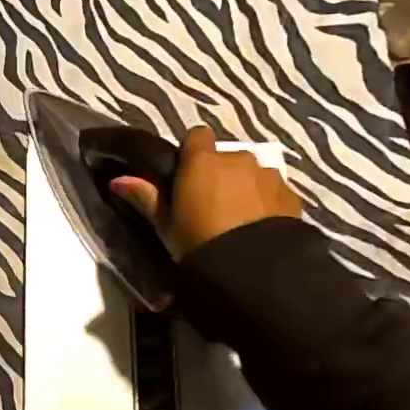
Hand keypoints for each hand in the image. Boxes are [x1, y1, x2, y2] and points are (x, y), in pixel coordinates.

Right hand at [110, 125, 302, 257]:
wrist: (254, 273)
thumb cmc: (200, 245)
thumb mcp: (166, 227)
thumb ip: (145, 197)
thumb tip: (117, 180)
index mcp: (203, 161)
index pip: (196, 137)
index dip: (192, 154)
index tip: (187, 179)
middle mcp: (239, 159)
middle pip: (227, 159)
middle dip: (222, 177)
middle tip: (212, 210)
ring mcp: (269, 176)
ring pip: (254, 176)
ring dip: (247, 190)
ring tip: (240, 225)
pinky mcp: (292, 197)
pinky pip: (274, 195)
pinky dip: (268, 206)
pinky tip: (262, 232)